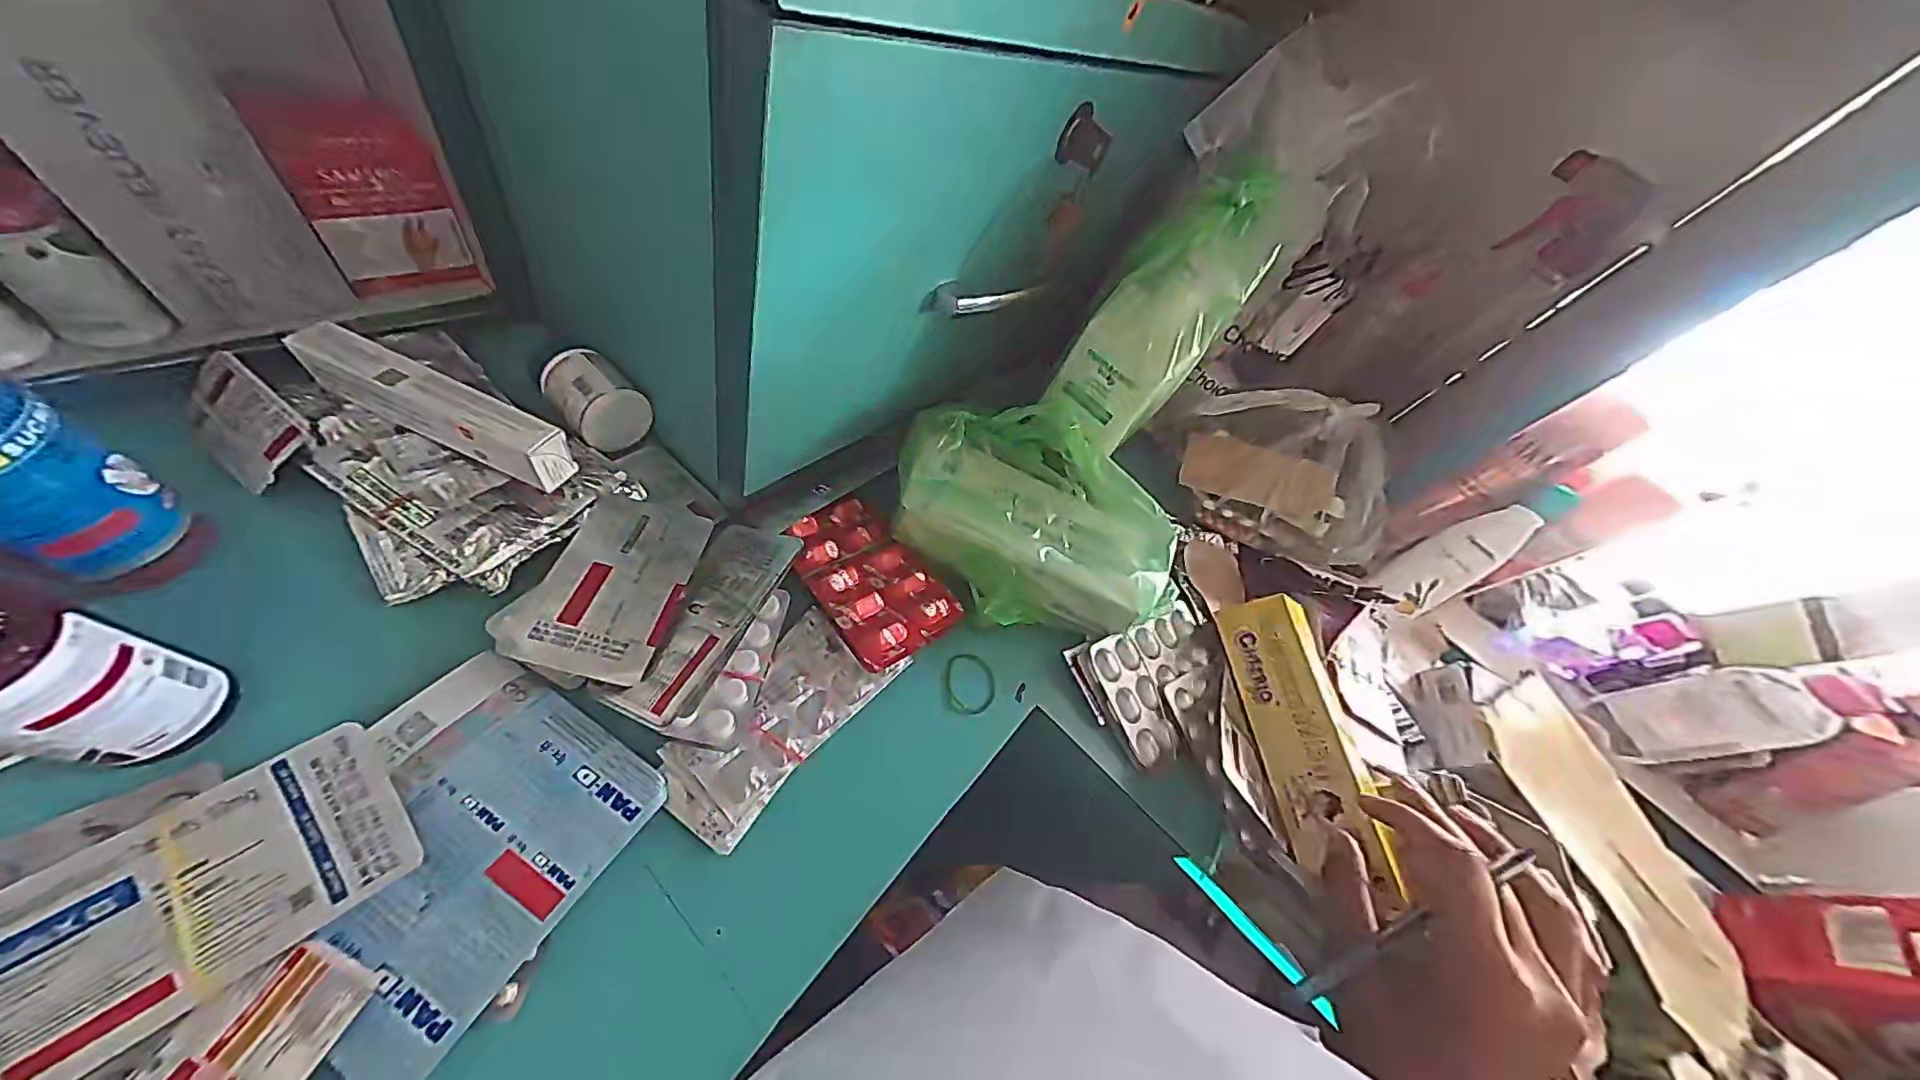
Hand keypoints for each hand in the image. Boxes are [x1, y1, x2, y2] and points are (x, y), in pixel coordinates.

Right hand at [1317, 777, 1607, 1079]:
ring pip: (1549, 901)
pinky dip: (1545, 903)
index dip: (1411, 819)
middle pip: (1499, 872)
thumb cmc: (1402, 1070)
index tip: (1374, 803)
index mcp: (1488, 973)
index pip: (1457, 862)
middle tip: (1401, 796)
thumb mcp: (1360, 979)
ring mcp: (1574, 1008)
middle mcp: (1546, 986)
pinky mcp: (1583, 1026)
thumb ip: (1348, 898)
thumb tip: (1338, 839)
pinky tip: (1523, 884)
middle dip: (1441, 823)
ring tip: (1461, 822)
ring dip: (1498, 852)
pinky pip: (1580, 947)